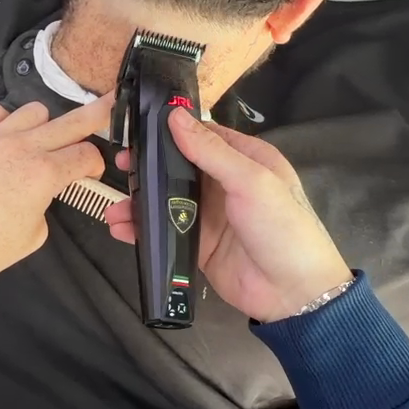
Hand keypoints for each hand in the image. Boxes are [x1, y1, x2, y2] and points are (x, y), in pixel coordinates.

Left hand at [0, 93, 112, 298]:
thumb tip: (41, 195)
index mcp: (44, 175)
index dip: (95, 164)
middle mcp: (22, 147)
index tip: (90, 171)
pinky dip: (5, 121)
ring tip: (38, 141)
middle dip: (98, 115)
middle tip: (112, 106)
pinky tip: (2, 138)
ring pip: (34, 111)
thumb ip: (45, 206)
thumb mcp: (32, 237)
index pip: (86, 155)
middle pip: (73, 120)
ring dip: (44, 125)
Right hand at [105, 109, 349, 322]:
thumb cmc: (282, 228)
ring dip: (139, 203)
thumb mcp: (250, 182)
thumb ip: (210, 151)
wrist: (294, 293)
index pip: (202, 136)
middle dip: (147, 168)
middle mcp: (225, 184)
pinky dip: (142, 230)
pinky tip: (121, 230)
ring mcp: (210, 215)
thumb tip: (175, 115)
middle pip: (178, 168)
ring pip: (166, 201)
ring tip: (114, 209)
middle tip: (120, 165)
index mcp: (246, 160)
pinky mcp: (198, 244)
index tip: (138, 129)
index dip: (171, 131)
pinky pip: (164, 232)